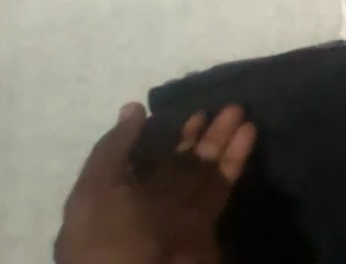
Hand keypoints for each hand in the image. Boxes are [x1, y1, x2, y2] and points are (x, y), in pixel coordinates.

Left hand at [54, 104, 256, 263]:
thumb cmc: (110, 240)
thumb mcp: (96, 192)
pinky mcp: (206, 220)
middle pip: (172, 159)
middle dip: (194, 132)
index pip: (133, 159)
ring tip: (238, 110)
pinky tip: (249, 132)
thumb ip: (114, 149)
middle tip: (219, 104)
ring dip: (220, 138)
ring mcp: (176, 213)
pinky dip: (236, 157)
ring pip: (201, 167)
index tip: (179, 108)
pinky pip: (222, 183)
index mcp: (106, 202)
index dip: (155, 132)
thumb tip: (133, 108)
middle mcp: (141, 205)